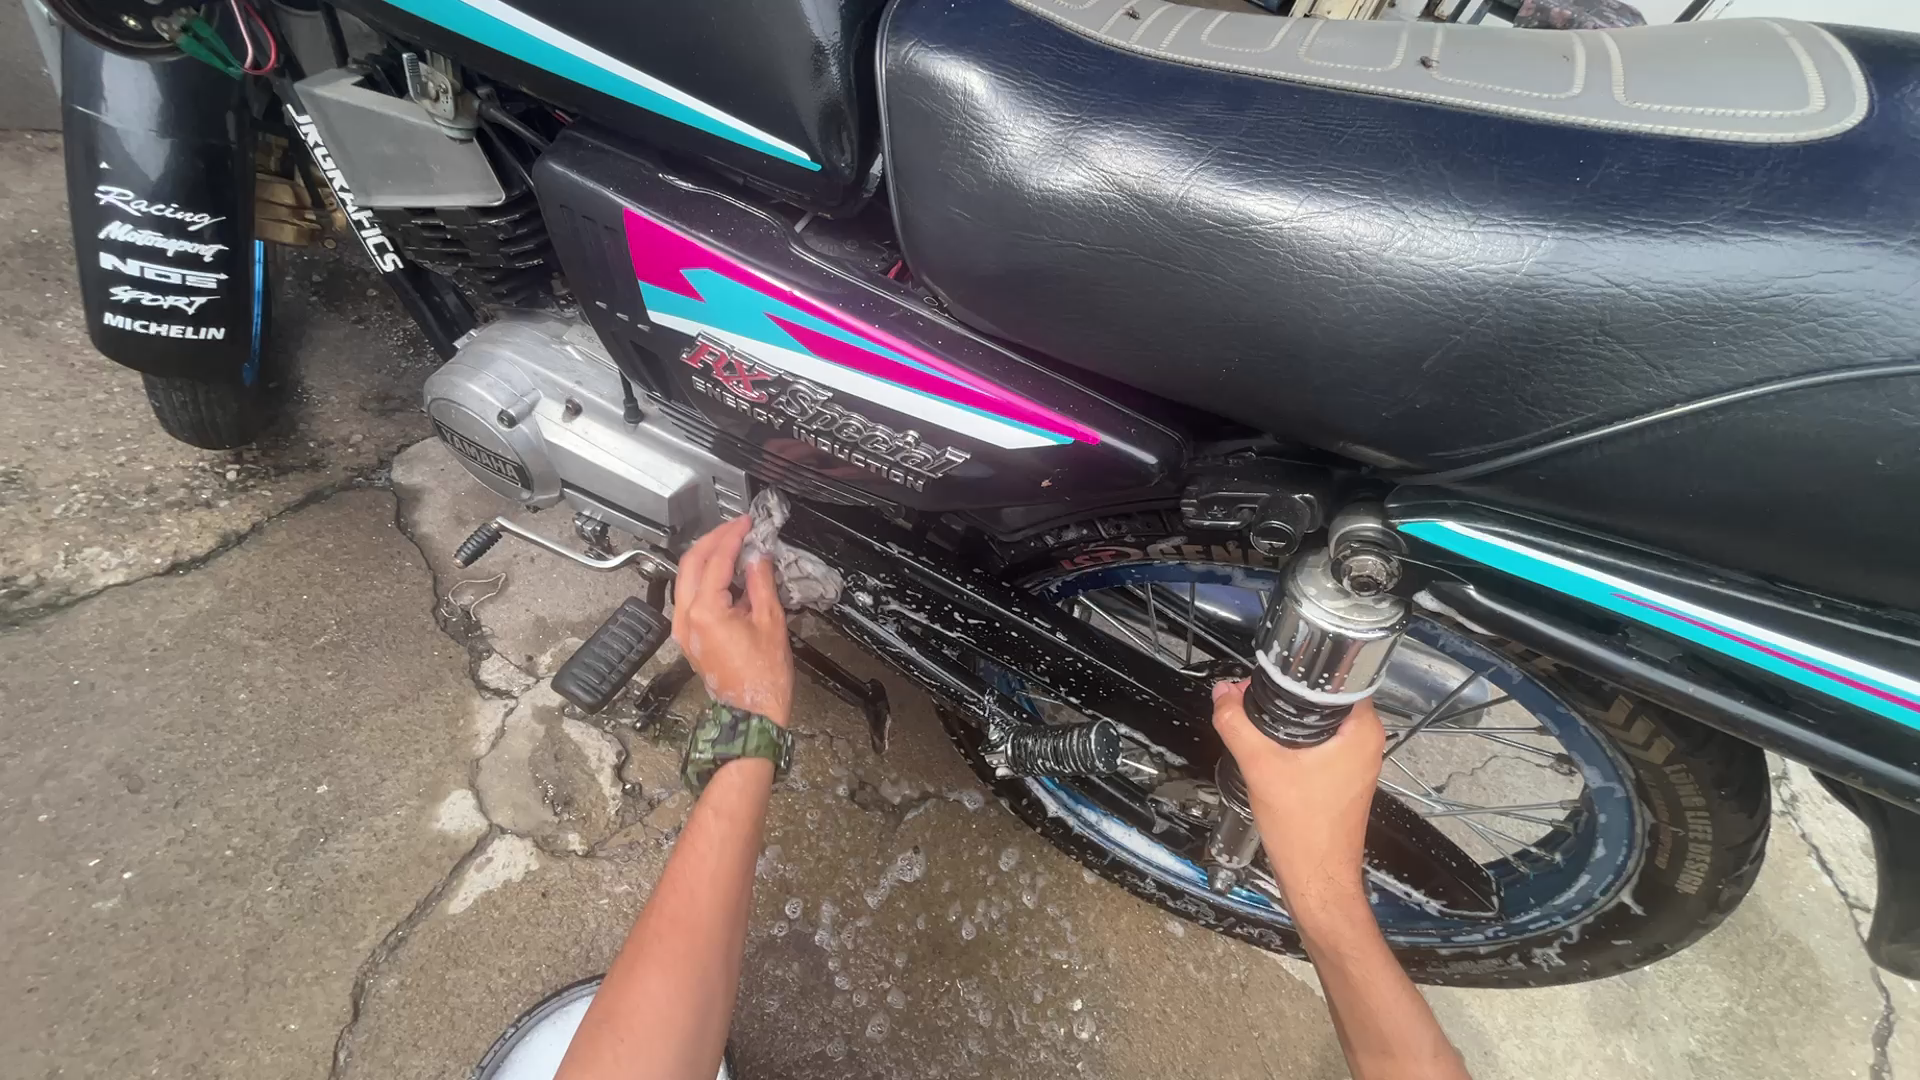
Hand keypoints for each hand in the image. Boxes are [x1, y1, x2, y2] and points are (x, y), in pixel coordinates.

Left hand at [671, 516, 793, 725]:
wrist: (751, 713)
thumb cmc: (762, 676)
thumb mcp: (770, 621)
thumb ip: (760, 582)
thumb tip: (756, 556)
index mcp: (706, 612)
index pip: (715, 560)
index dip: (732, 536)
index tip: (746, 523)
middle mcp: (686, 618)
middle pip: (691, 562)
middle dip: (714, 539)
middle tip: (737, 527)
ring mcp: (683, 628)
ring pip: (686, 577)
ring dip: (708, 556)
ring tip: (733, 545)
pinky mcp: (688, 635)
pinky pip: (690, 595)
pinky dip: (706, 576)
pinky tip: (727, 572)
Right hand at [1212, 680, 1382, 916]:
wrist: (1315, 877)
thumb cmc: (1303, 828)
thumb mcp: (1259, 764)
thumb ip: (1236, 721)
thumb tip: (1222, 693)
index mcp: (1361, 730)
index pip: (1333, 677)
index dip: (1295, 671)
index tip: (1266, 674)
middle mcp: (1367, 742)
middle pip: (1321, 698)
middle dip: (1284, 694)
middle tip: (1251, 697)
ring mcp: (1357, 761)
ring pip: (1318, 721)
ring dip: (1287, 717)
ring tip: (1255, 719)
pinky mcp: (1343, 776)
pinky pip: (1317, 742)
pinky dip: (1293, 738)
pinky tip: (1268, 747)